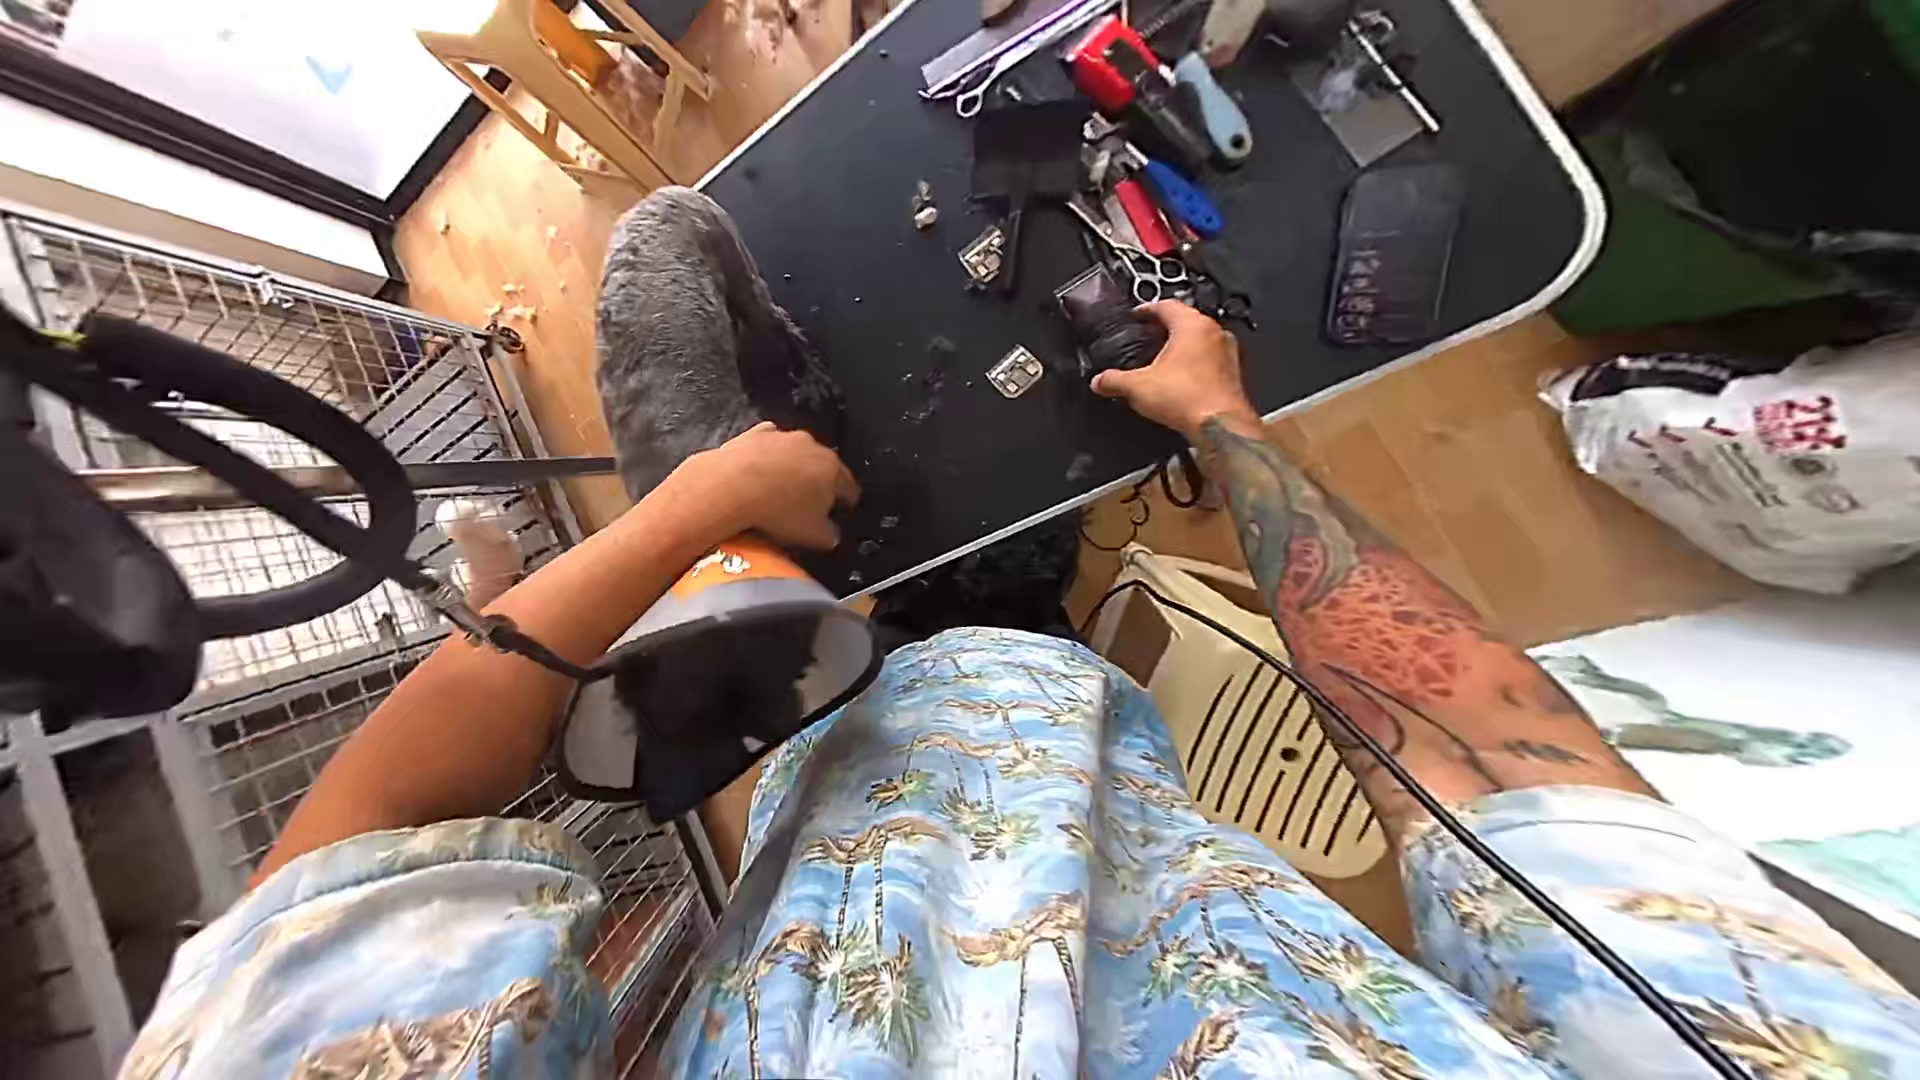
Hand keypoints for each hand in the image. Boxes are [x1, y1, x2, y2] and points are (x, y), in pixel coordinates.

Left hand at [671, 422, 859, 549]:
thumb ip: (831, 535)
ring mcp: (784, 439)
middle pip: (823, 470)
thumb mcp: (815, 537)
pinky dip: (766, 460)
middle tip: (805, 510)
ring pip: (796, 457)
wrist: (730, 487)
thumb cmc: (773, 508)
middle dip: (818, 488)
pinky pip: (767, 448)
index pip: (850, 490)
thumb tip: (830, 535)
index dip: (845, 506)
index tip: (838, 514)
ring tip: (777, 498)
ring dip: (792, 473)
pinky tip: (758, 478)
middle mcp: (813, 448)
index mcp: (834, 471)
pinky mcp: (756, 435)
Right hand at [1089, 301, 1257, 440]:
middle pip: (1186, 321)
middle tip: (1149, 339)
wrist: (1219, 425)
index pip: (1166, 305)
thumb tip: (1100, 381)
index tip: (1138, 315)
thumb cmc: (1189, 399)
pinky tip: (1182, 384)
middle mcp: (1214, 333)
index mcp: (1191, 325)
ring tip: (1164, 364)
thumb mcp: (1137, 387)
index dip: (1147, 309)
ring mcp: (1228, 353)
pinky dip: (1196, 368)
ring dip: (1183, 349)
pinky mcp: (1233, 374)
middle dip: (1166, 330)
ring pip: (1201, 342)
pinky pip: (1211, 363)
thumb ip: (1113, 381)